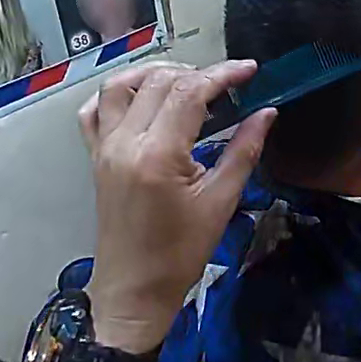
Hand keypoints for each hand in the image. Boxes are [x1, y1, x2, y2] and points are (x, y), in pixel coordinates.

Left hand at [76, 61, 275, 351]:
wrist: (134, 290)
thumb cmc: (182, 251)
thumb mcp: (222, 200)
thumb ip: (245, 149)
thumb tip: (267, 112)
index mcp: (158, 154)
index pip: (190, 92)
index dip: (223, 74)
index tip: (250, 70)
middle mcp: (125, 142)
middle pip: (158, 81)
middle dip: (198, 72)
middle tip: (228, 84)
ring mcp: (104, 148)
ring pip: (120, 86)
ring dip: (156, 74)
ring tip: (188, 82)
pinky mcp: (95, 157)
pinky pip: (94, 111)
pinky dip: (118, 95)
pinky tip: (143, 99)